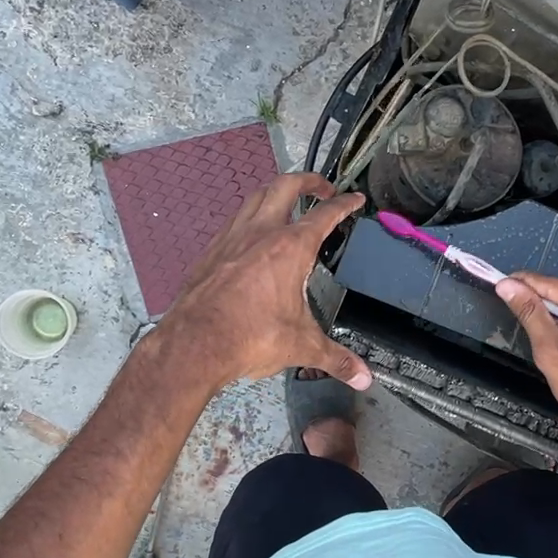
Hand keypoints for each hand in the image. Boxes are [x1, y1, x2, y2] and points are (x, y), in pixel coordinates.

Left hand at [157, 172, 372, 391]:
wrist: (195, 343)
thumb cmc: (251, 337)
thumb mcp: (301, 346)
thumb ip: (336, 358)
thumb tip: (363, 377)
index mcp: (290, 247)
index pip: (325, 215)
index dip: (345, 204)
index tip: (354, 198)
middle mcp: (262, 233)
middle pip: (286, 186)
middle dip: (308, 181)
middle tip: (323, 188)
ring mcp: (232, 238)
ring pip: (256, 196)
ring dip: (276, 192)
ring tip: (288, 201)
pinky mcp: (211, 251)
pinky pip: (235, 220)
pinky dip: (251, 215)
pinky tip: (253, 234)